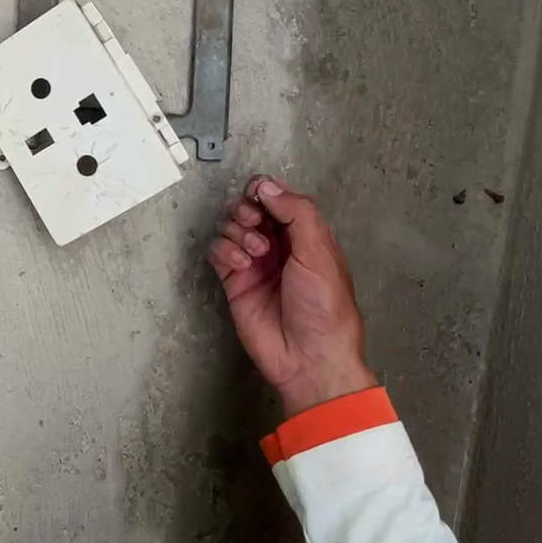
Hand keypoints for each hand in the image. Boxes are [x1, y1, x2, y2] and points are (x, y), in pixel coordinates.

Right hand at [208, 176, 377, 417]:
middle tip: (256, 226)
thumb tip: (266, 185)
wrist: (307, 357)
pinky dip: (224, 252)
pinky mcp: (233, 280)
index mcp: (305, 234)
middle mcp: (278, 243)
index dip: (265, 192)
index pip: (278, 197)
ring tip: (255, 255)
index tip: (260, 199)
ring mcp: (253, 261)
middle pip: (248, 207)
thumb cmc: (323, 305)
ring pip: (230, 226)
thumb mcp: (319, 253)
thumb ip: (297, 213)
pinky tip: (240, 267)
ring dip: (237, 233)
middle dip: (247, 211)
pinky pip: (217, 251)